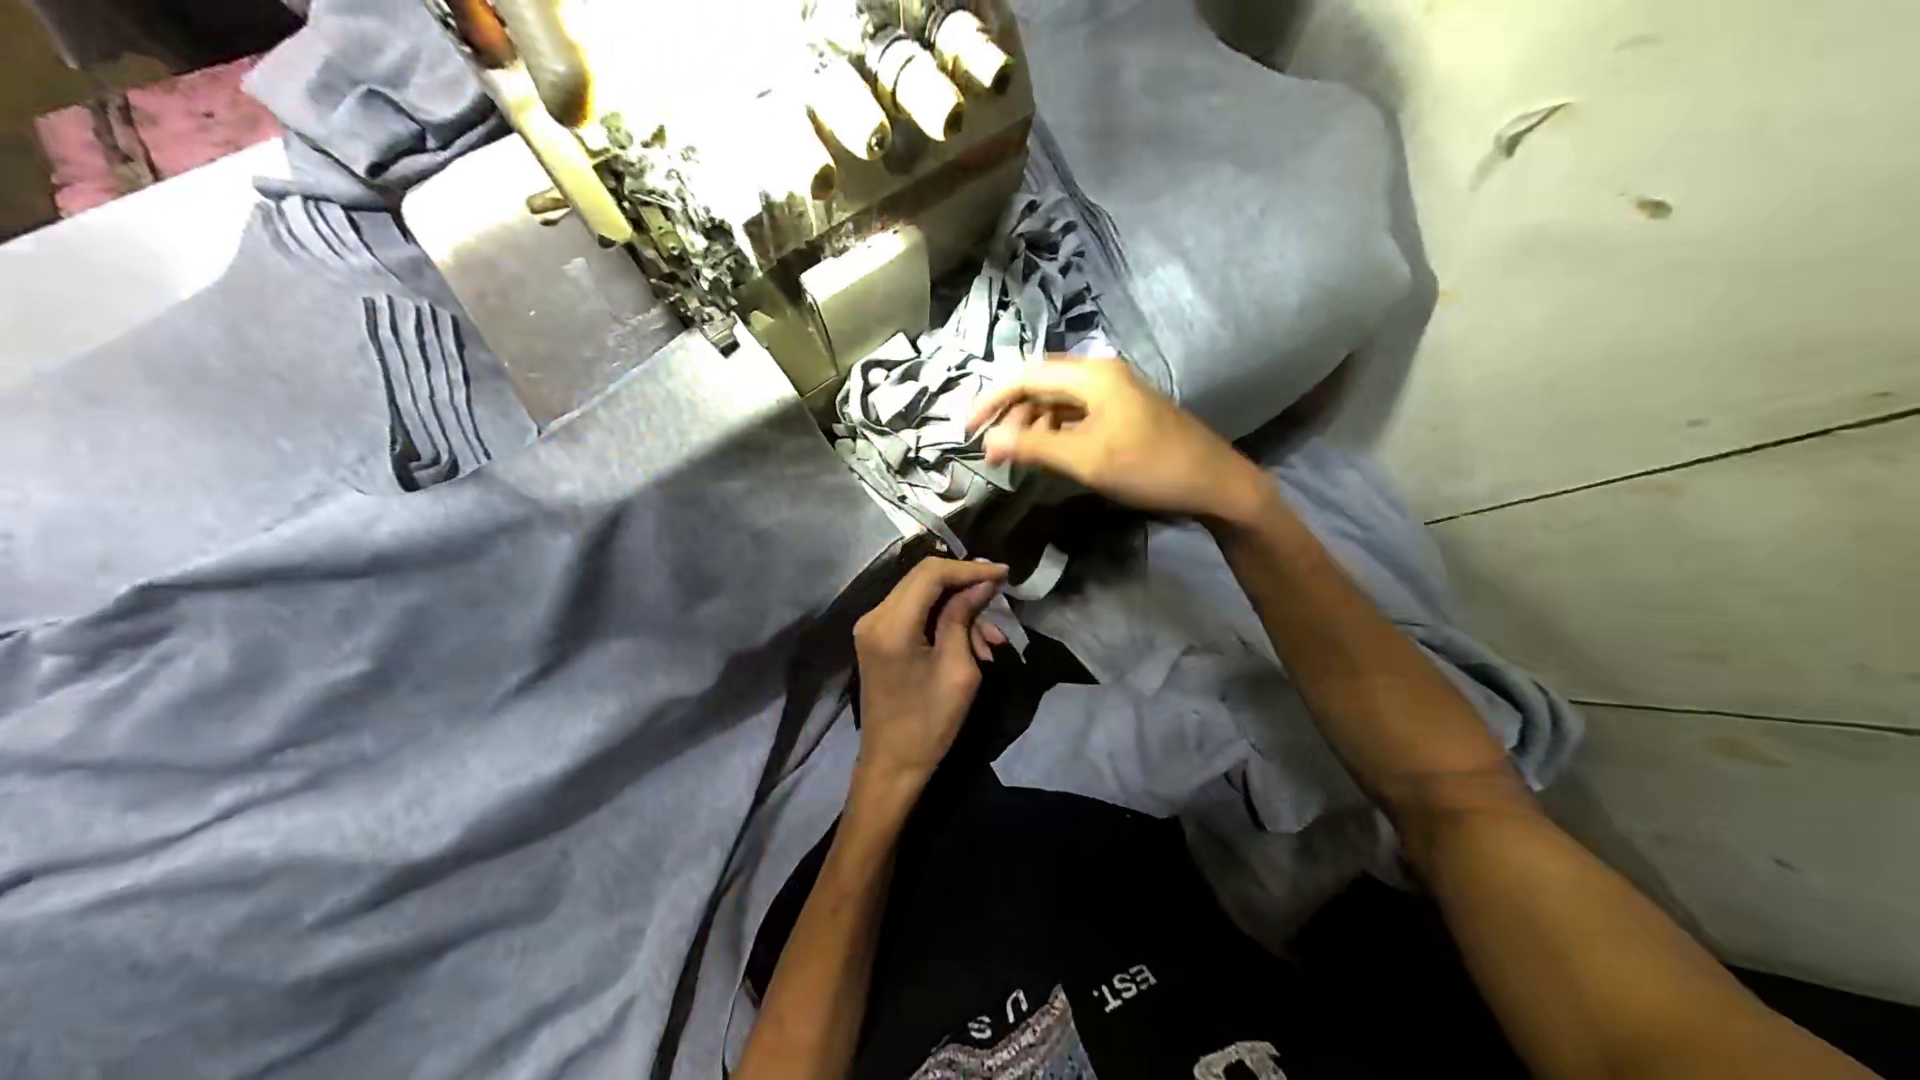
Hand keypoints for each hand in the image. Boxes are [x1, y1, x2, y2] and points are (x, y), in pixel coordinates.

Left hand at [852, 558, 1008, 791]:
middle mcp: (874, 617)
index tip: (1004, 573)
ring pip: (922, 595)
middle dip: (966, 583)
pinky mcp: (878, 637)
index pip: (931, 573)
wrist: (892, 763)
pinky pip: (915, 613)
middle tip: (1000, 594)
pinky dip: (944, 622)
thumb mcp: (958, 669)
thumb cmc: (930, 723)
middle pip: (924, 578)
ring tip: (992, 642)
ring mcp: (872, 626)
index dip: (970, 568)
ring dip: (959, 609)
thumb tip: (982, 583)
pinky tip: (973, 646)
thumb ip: (965, 617)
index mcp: (891, 625)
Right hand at [967, 357, 1271, 523]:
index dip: (991, 400)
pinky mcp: (1121, 411)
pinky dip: (1054, 431)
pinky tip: (1046, 452)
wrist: (1214, 482)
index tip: (967, 430)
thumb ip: (1033, 446)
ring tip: (1015, 456)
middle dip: (1011, 414)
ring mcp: (1113, 392)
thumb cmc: (1149, 468)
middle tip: (992, 451)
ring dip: (1031, 425)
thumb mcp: (1086, 459)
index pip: (1026, 376)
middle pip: (1040, 385)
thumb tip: (987, 441)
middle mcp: (1100, 373)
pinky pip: (1075, 414)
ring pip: (1057, 401)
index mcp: (1091, 375)